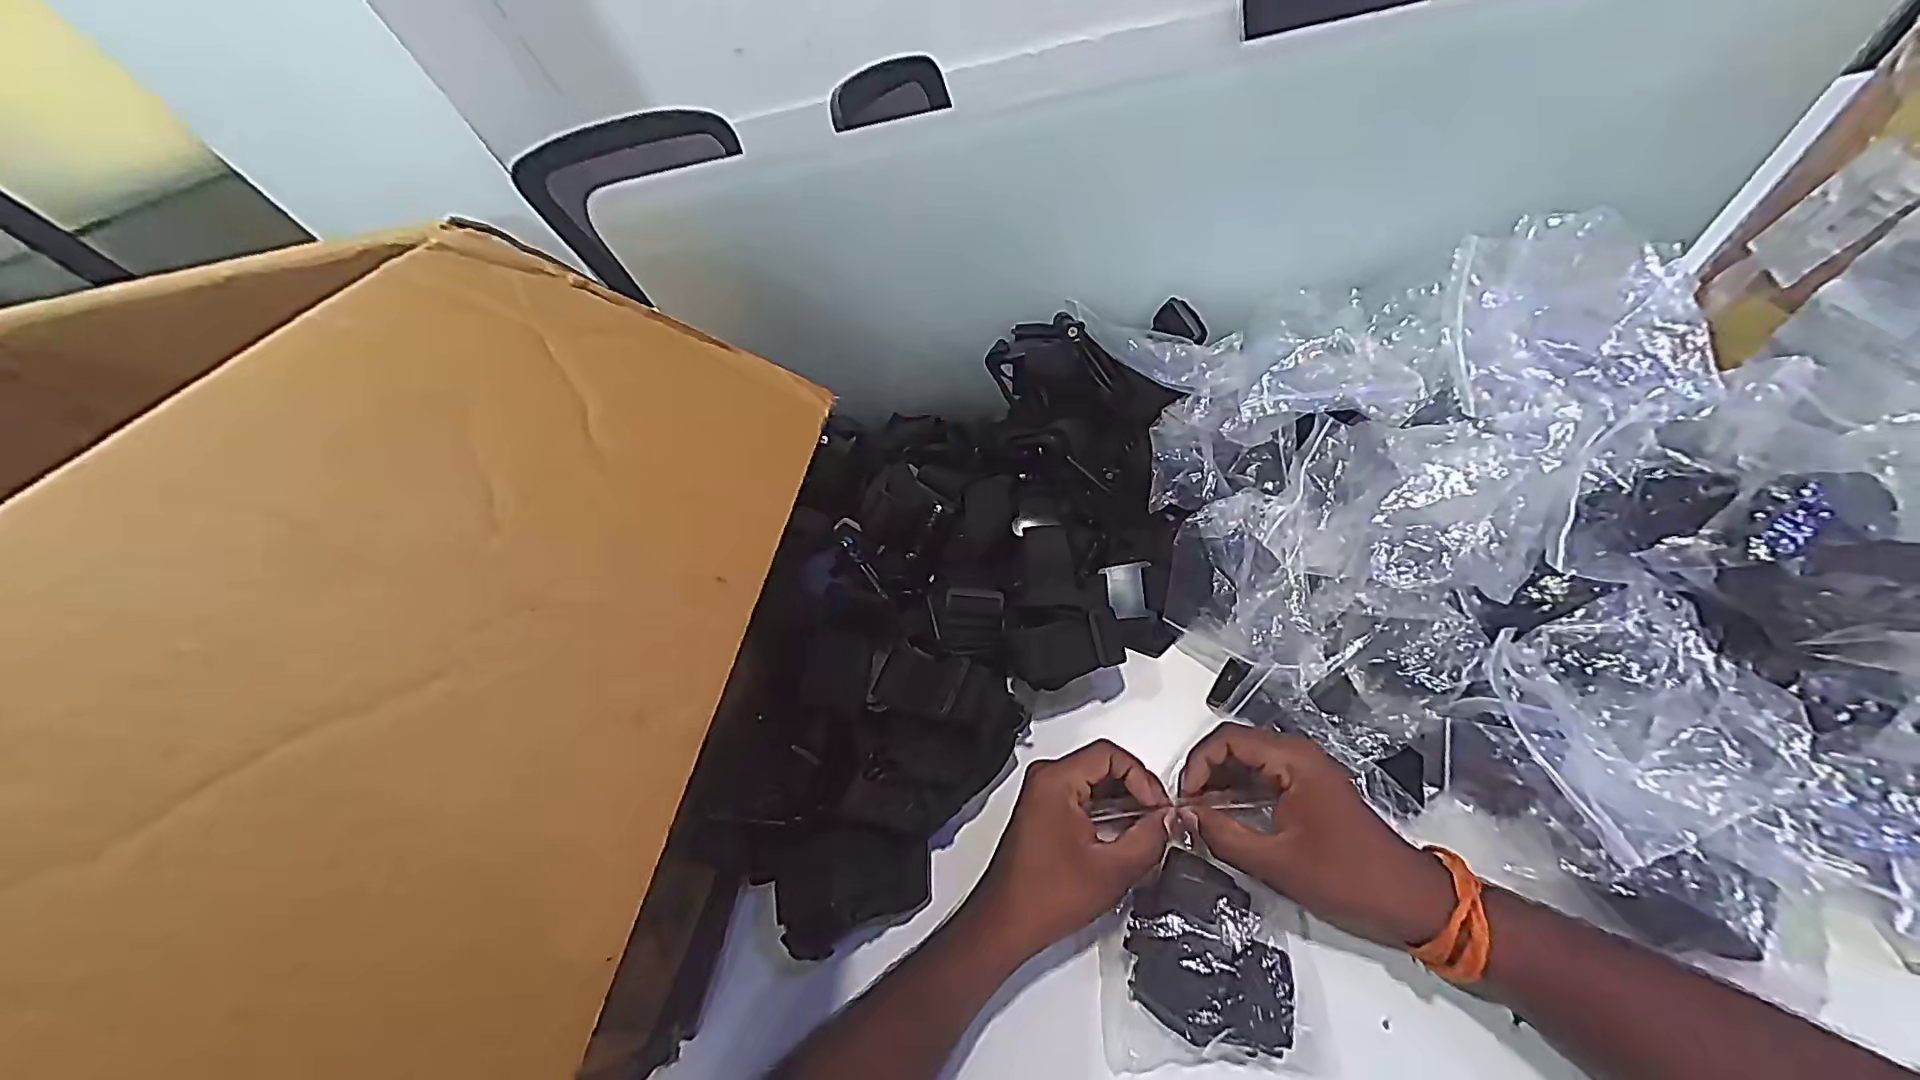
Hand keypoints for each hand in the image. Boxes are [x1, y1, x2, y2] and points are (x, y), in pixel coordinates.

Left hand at [962, 739, 1171, 958]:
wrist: (1009, 920)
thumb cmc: (1043, 897)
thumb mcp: (1113, 869)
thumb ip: (1148, 839)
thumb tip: (1165, 821)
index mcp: (1055, 781)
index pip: (1109, 754)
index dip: (1142, 777)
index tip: (1157, 804)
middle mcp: (1045, 780)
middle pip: (1102, 765)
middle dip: (1135, 790)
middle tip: (1156, 817)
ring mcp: (1042, 794)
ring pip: (1094, 782)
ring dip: (1123, 802)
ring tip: (1143, 831)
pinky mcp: (1043, 810)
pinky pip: (1082, 796)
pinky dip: (1106, 812)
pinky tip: (1122, 838)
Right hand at [1180, 723, 1454, 948]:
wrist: (1413, 903)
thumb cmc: (1352, 879)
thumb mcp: (1277, 862)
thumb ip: (1223, 836)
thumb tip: (1186, 818)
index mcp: (1295, 760)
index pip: (1228, 740)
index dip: (1198, 763)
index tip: (1185, 796)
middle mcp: (1300, 756)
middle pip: (1236, 746)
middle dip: (1206, 772)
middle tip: (1188, 805)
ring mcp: (1306, 772)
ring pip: (1247, 762)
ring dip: (1220, 783)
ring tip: (1201, 814)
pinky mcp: (1309, 790)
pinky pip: (1263, 779)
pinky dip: (1239, 793)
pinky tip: (1226, 818)